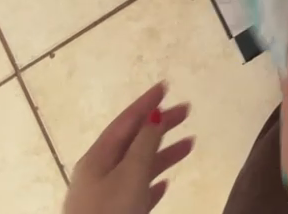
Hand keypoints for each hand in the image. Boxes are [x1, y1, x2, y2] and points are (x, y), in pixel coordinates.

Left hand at [64, 83, 193, 213]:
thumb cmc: (110, 213)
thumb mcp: (131, 173)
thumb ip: (145, 143)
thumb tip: (154, 114)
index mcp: (98, 157)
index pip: (126, 121)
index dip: (146, 103)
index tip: (167, 86)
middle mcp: (98, 173)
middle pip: (133, 141)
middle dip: (159, 126)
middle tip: (187, 111)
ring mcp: (103, 197)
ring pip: (137, 167)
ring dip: (163, 154)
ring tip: (190, 144)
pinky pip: (135, 192)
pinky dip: (152, 183)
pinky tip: (165, 184)